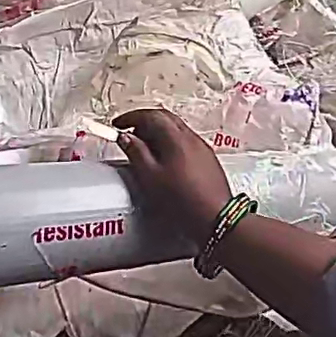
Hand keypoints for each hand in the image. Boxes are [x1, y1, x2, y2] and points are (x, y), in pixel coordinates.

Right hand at [114, 108, 231, 241]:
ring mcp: (202, 148)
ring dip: (157, 132)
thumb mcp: (150, 177)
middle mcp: (191, 138)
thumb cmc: (183, 201)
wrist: (216, 220)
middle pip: (165, 118)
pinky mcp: (208, 160)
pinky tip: (164, 160)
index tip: (119, 124)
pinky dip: (170, 142)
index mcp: (175, 138)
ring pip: (176, 129)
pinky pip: (185, 141)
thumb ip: (135, 152)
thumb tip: (125, 138)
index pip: (151, 115)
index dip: (131, 117)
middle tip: (129, 132)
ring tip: (144, 148)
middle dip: (144, 121)